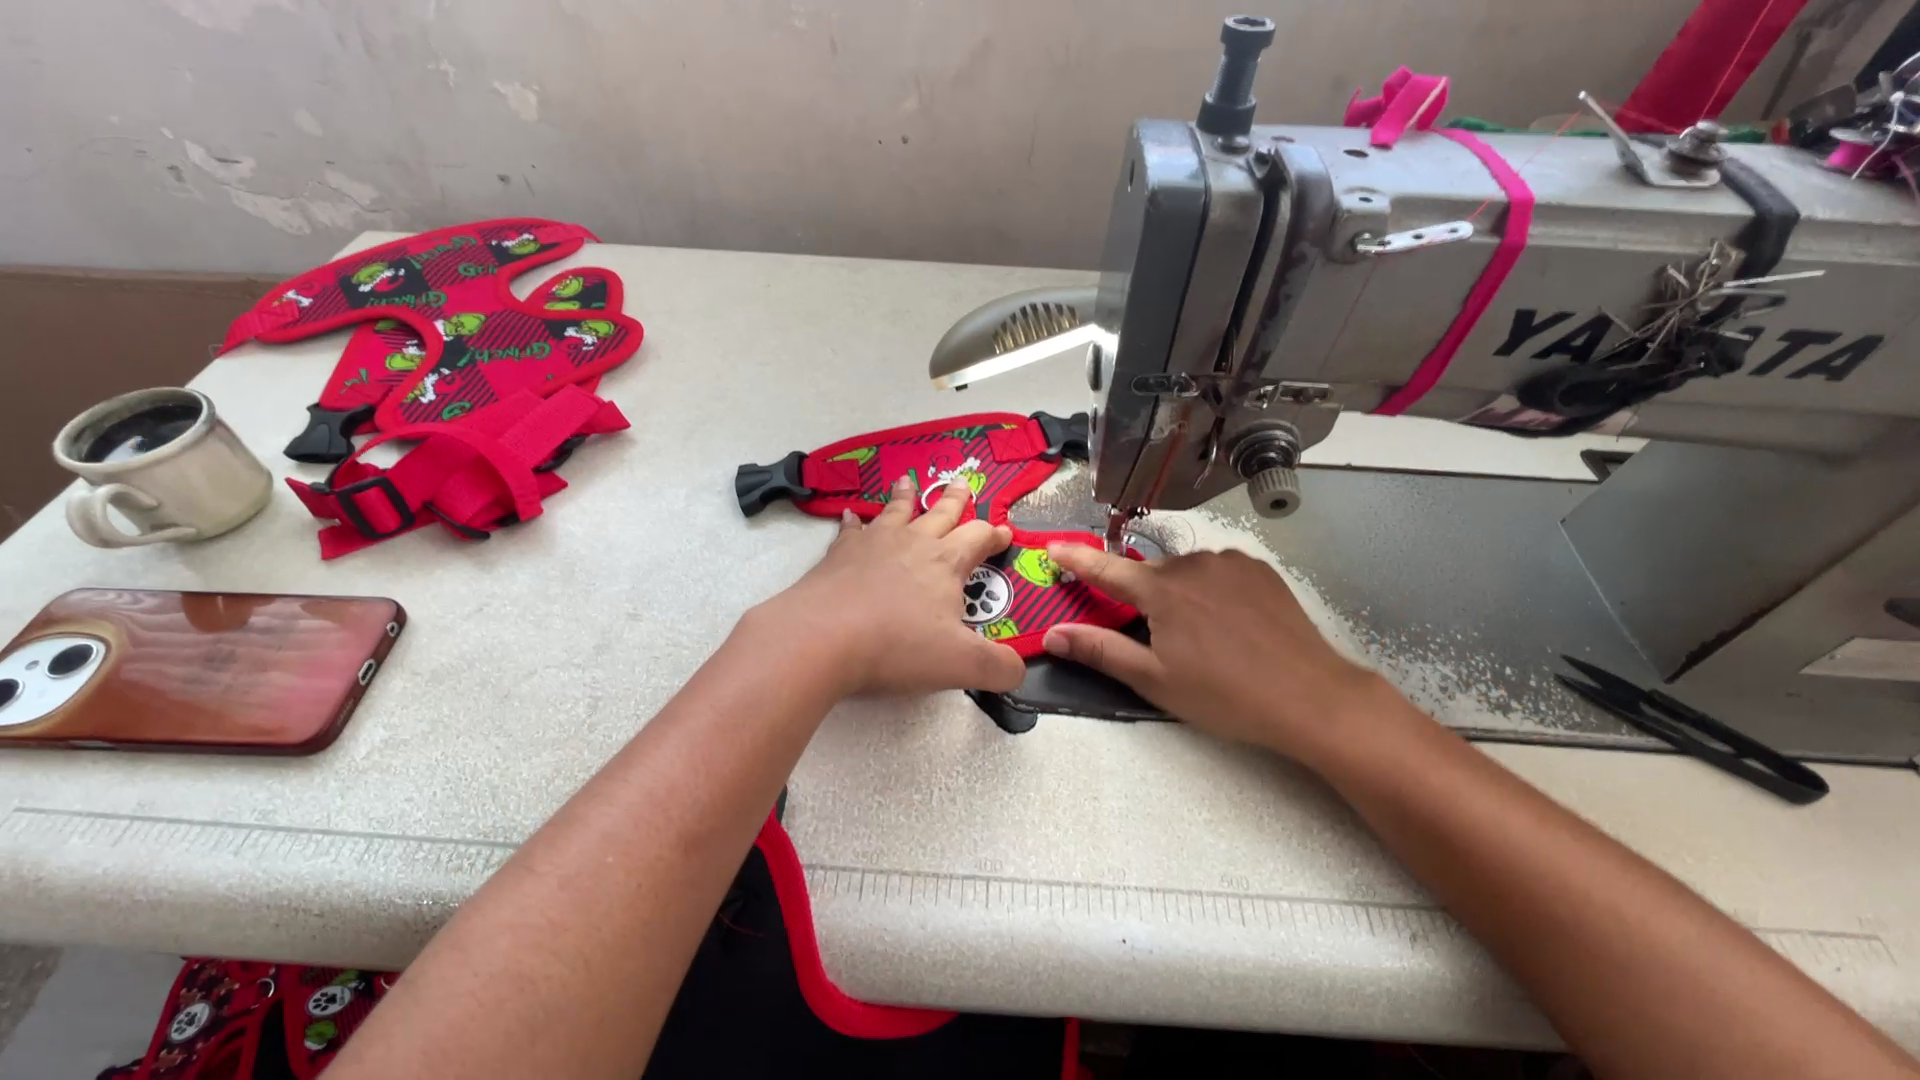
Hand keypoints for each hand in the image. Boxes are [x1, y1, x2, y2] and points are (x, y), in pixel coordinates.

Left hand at [749, 475, 1026, 696]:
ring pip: (895, 512)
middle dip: (956, 501)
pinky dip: (853, 521)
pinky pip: (850, 530)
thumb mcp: (961, 664)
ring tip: (908, 481)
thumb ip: (998, 668)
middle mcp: (912, 544)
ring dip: (905, 497)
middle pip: (940, 514)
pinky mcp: (839, 555)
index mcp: (946, 563)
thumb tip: (1018, 671)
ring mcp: (872, 544)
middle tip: (963, 484)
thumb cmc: (897, 647)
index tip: (1004, 532)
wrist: (822, 637)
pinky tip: (849, 516)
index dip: (994, 536)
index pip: (978, 538)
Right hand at [1041, 545, 1399, 763]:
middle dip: (1141, 599)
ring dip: (1178, 595)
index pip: (1106, 569)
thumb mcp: (1154, 680)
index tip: (1053, 547)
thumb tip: (1053, 634)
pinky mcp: (1260, 570)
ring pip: (1186, 574)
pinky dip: (1210, 591)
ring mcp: (1231, 563)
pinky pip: (1219, 573)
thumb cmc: (1225, 695)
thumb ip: (1100, 650)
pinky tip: (1227, 624)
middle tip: (1156, 640)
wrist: (1310, 697)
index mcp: (1162, 590)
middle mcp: (1194, 564)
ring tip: (1200, 639)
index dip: (1076, 559)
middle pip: (1150, 576)